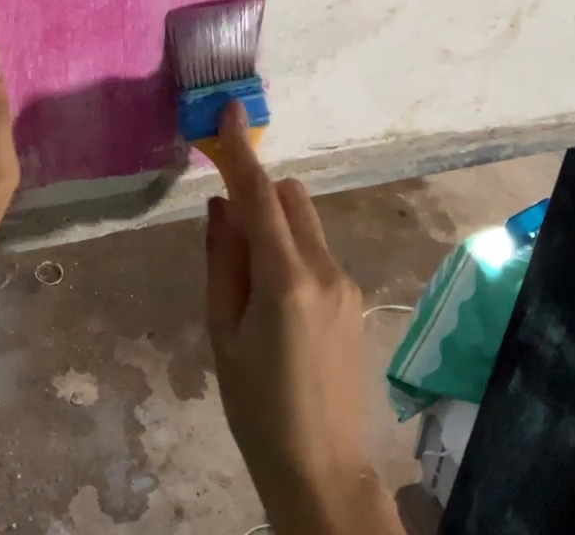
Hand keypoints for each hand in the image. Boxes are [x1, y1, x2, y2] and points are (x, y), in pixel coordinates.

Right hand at [204, 103, 400, 534]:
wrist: (318, 462)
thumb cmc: (254, 400)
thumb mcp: (221, 329)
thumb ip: (221, 259)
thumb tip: (219, 205)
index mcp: (286, 279)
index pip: (261, 197)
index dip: (242, 152)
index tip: (228, 112)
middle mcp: (326, 270)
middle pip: (292, 198)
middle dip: (259, 192)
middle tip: (226, 225)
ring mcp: (347, 283)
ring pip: (306, 222)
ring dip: (274, 223)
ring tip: (247, 278)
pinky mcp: (354, 298)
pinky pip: (316, 250)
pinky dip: (290, 249)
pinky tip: (273, 299)